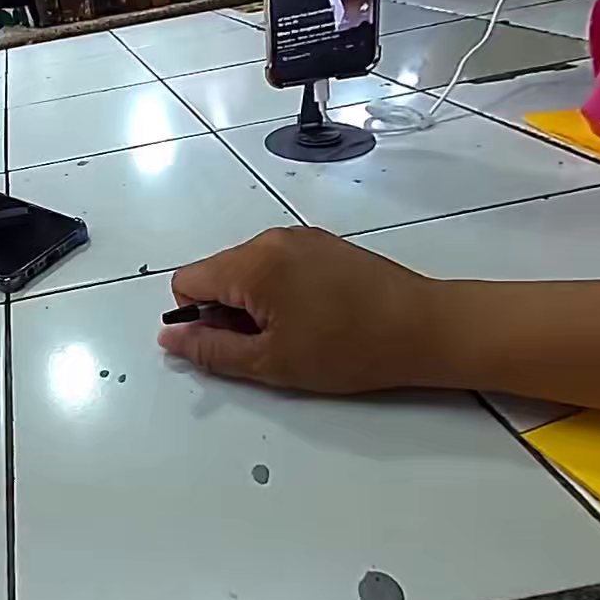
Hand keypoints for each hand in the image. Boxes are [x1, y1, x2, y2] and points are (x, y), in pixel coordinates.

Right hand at [157, 227, 445, 393]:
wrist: (431, 328)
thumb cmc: (348, 349)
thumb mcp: (268, 362)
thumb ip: (209, 350)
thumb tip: (168, 337)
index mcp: (251, 264)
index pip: (185, 281)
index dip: (198, 317)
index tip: (236, 340)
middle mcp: (267, 239)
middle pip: (213, 273)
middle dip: (225, 309)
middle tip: (269, 339)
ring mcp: (295, 236)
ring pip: (241, 269)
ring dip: (250, 300)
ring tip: (294, 326)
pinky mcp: (318, 241)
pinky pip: (271, 261)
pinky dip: (274, 287)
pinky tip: (311, 310)